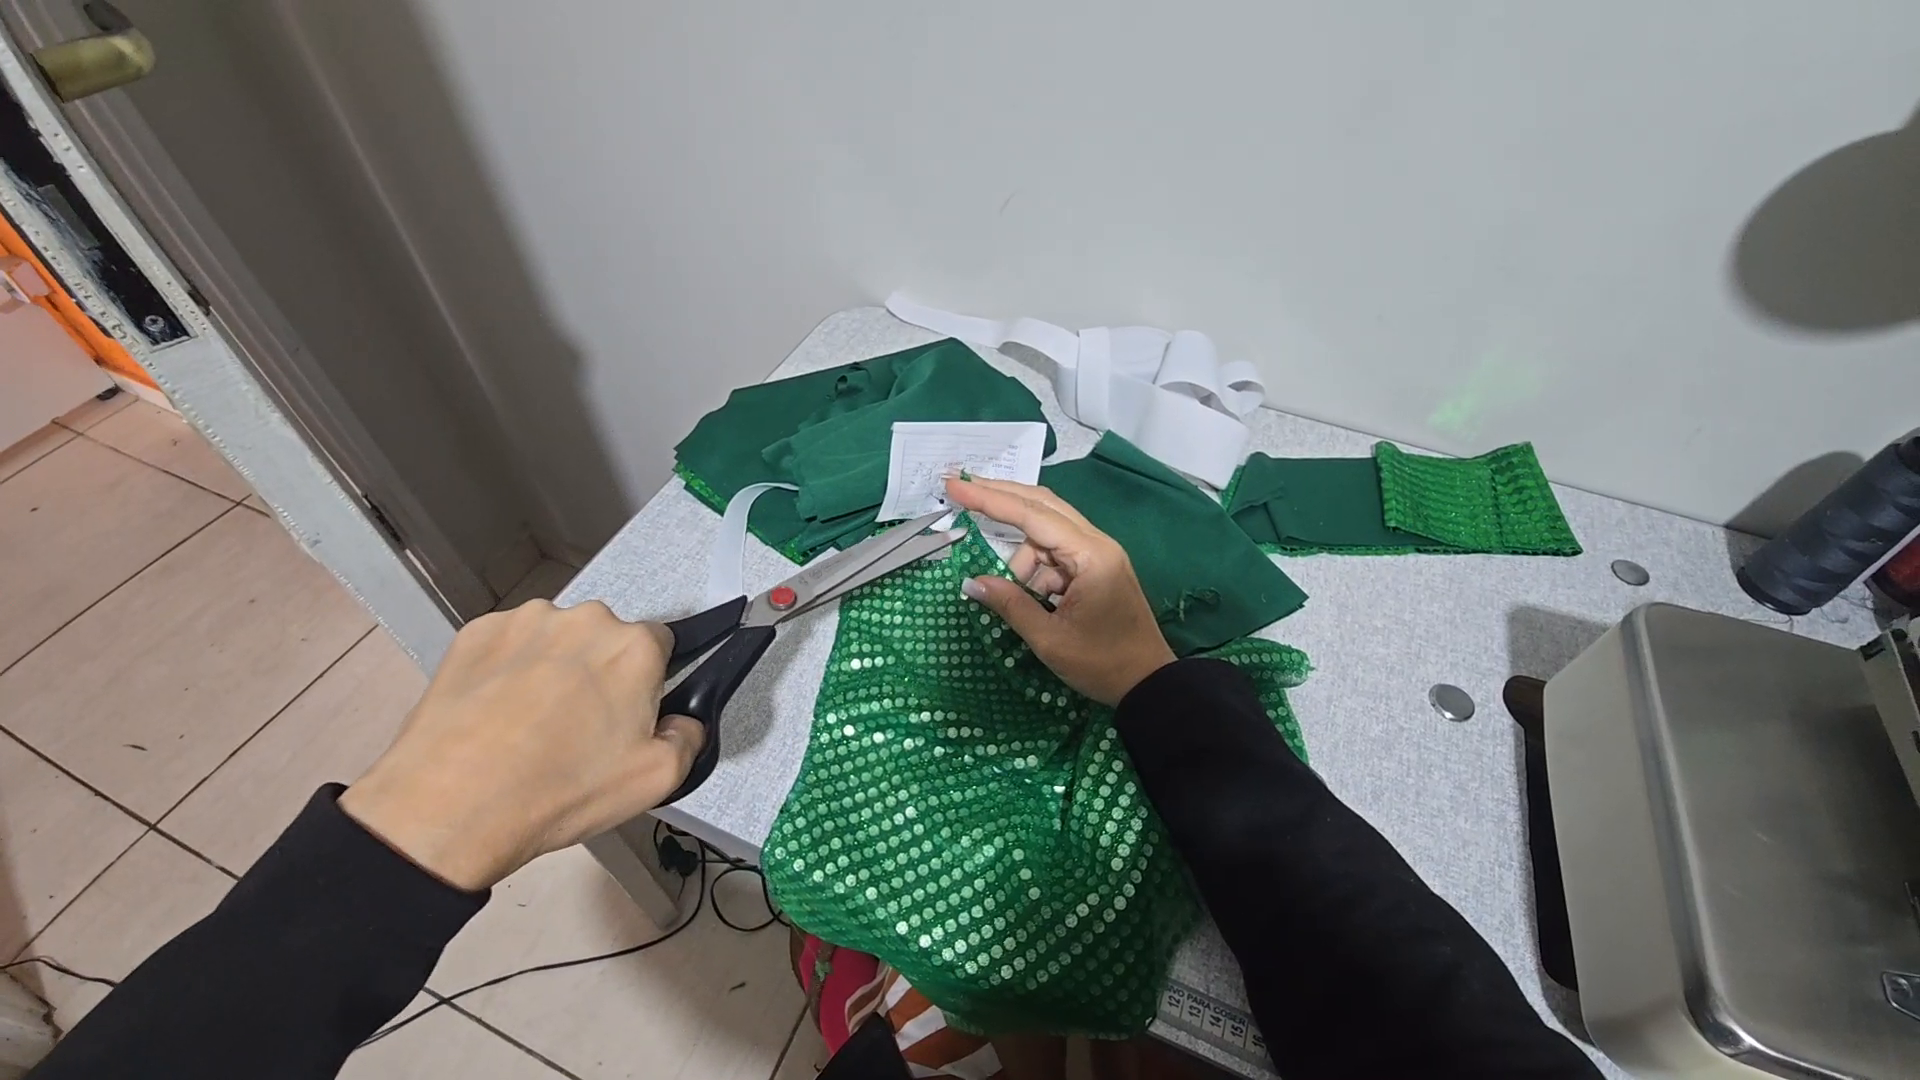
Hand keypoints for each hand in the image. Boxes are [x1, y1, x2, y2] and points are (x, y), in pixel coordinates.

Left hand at [338, 600, 700, 890]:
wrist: (449, 808)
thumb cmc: (561, 791)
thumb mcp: (657, 780)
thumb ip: (691, 738)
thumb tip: (684, 721)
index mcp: (635, 647)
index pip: (662, 643)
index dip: (648, 680)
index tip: (627, 712)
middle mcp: (586, 619)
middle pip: (608, 637)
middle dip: (601, 669)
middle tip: (578, 723)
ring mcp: (526, 621)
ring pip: (558, 637)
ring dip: (555, 664)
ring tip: (529, 720)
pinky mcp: (476, 632)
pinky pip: (510, 642)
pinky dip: (509, 666)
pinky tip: (496, 710)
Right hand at [944, 476, 1174, 705]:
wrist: (1149, 684)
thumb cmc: (1102, 664)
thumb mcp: (1049, 639)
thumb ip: (1010, 604)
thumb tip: (972, 582)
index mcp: (1090, 555)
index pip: (1031, 515)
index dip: (989, 500)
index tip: (956, 485)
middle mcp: (1096, 544)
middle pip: (1041, 506)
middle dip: (1000, 499)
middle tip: (960, 489)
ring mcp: (1098, 554)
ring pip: (1045, 535)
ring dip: (1021, 558)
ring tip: (1018, 598)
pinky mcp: (1096, 568)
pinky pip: (1055, 556)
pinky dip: (1036, 571)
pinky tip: (1033, 598)